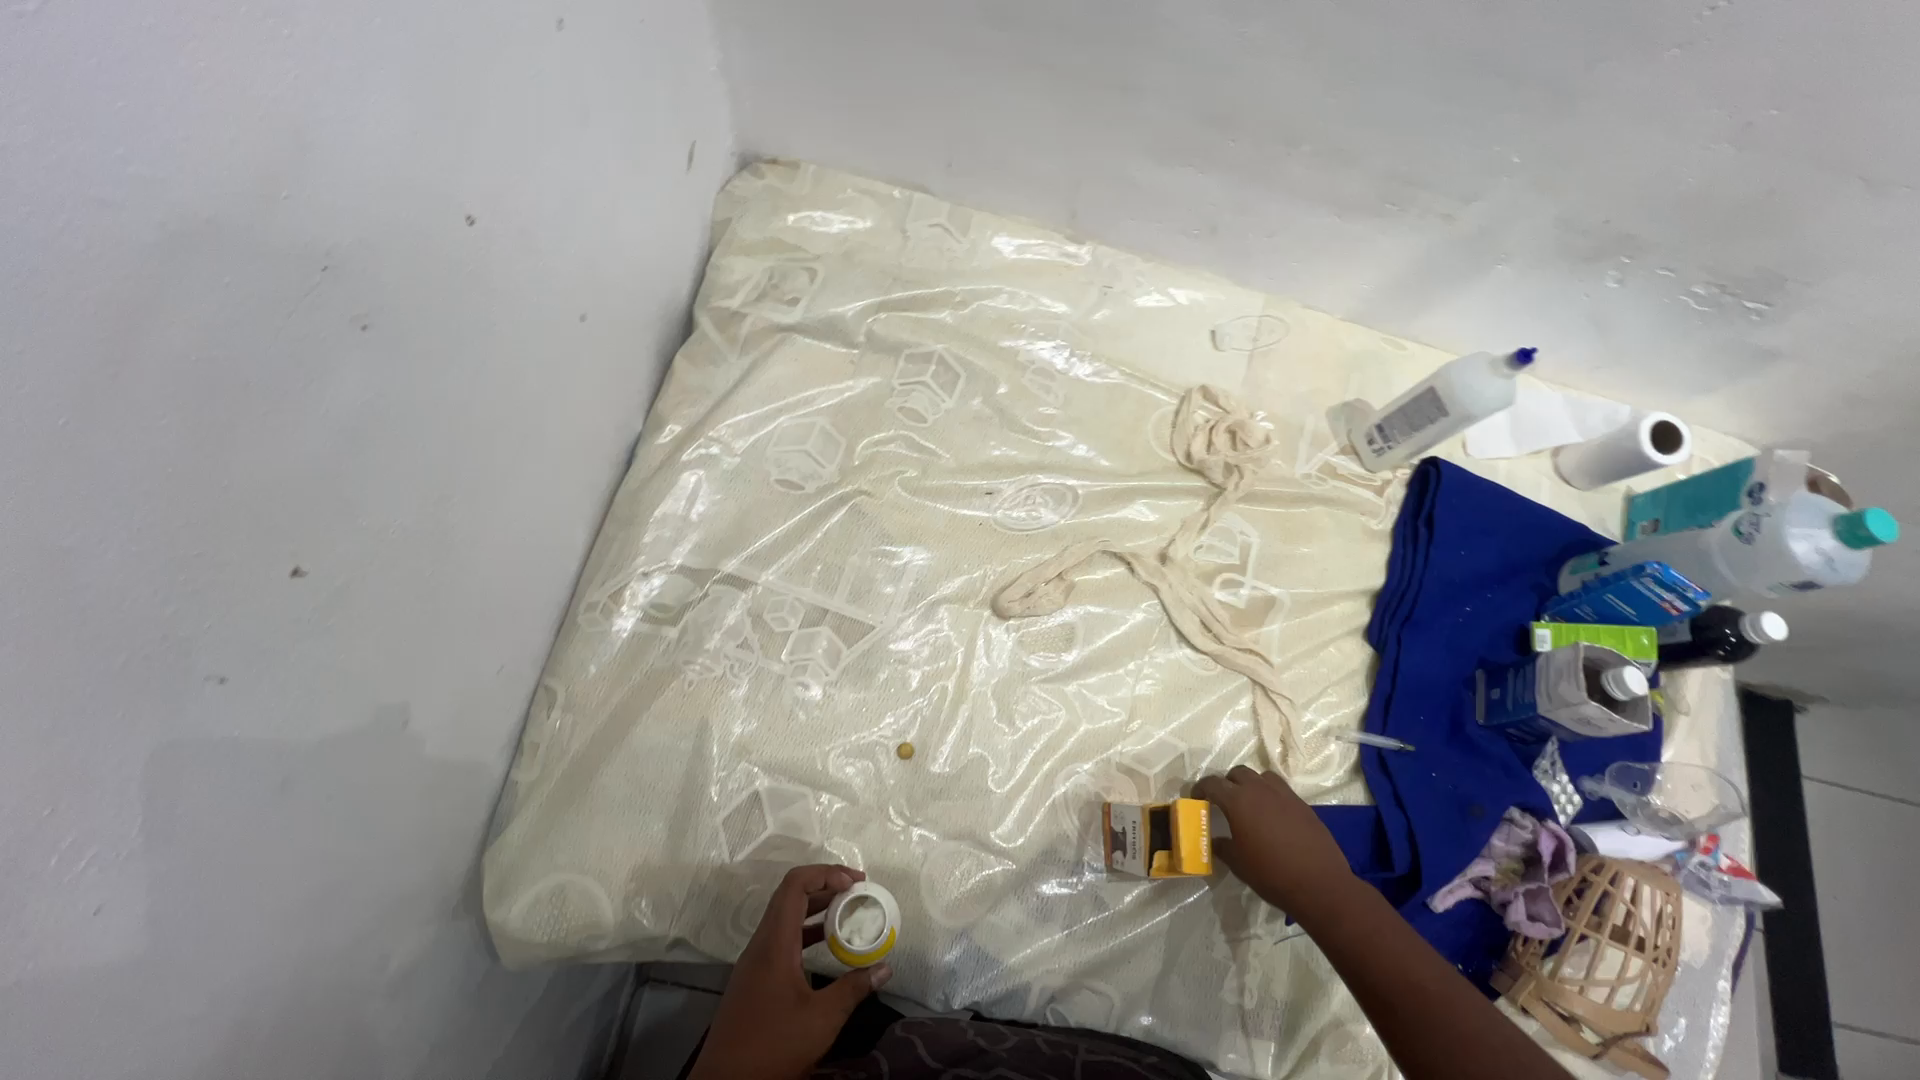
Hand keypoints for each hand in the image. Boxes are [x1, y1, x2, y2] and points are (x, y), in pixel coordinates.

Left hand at [688, 864, 892, 1079]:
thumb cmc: (773, 1047)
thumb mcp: (822, 1020)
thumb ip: (853, 989)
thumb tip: (884, 968)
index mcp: (774, 943)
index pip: (794, 885)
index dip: (825, 874)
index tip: (854, 883)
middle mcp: (761, 944)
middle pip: (790, 896)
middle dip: (825, 886)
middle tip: (857, 892)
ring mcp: (755, 961)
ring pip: (785, 917)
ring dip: (816, 908)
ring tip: (847, 912)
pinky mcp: (755, 978)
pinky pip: (782, 938)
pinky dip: (806, 931)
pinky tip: (827, 945)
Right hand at [1195, 765, 1354, 914]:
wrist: (1319, 884)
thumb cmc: (1271, 873)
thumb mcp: (1238, 863)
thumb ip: (1222, 847)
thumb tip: (1215, 842)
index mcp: (1238, 801)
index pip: (1212, 784)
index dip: (1200, 789)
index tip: (1196, 799)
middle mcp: (1260, 790)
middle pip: (1238, 773)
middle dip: (1227, 783)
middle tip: (1223, 802)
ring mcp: (1285, 795)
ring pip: (1262, 777)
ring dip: (1251, 785)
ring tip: (1249, 804)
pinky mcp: (1303, 805)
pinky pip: (1281, 791)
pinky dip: (1271, 796)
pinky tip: (1272, 817)